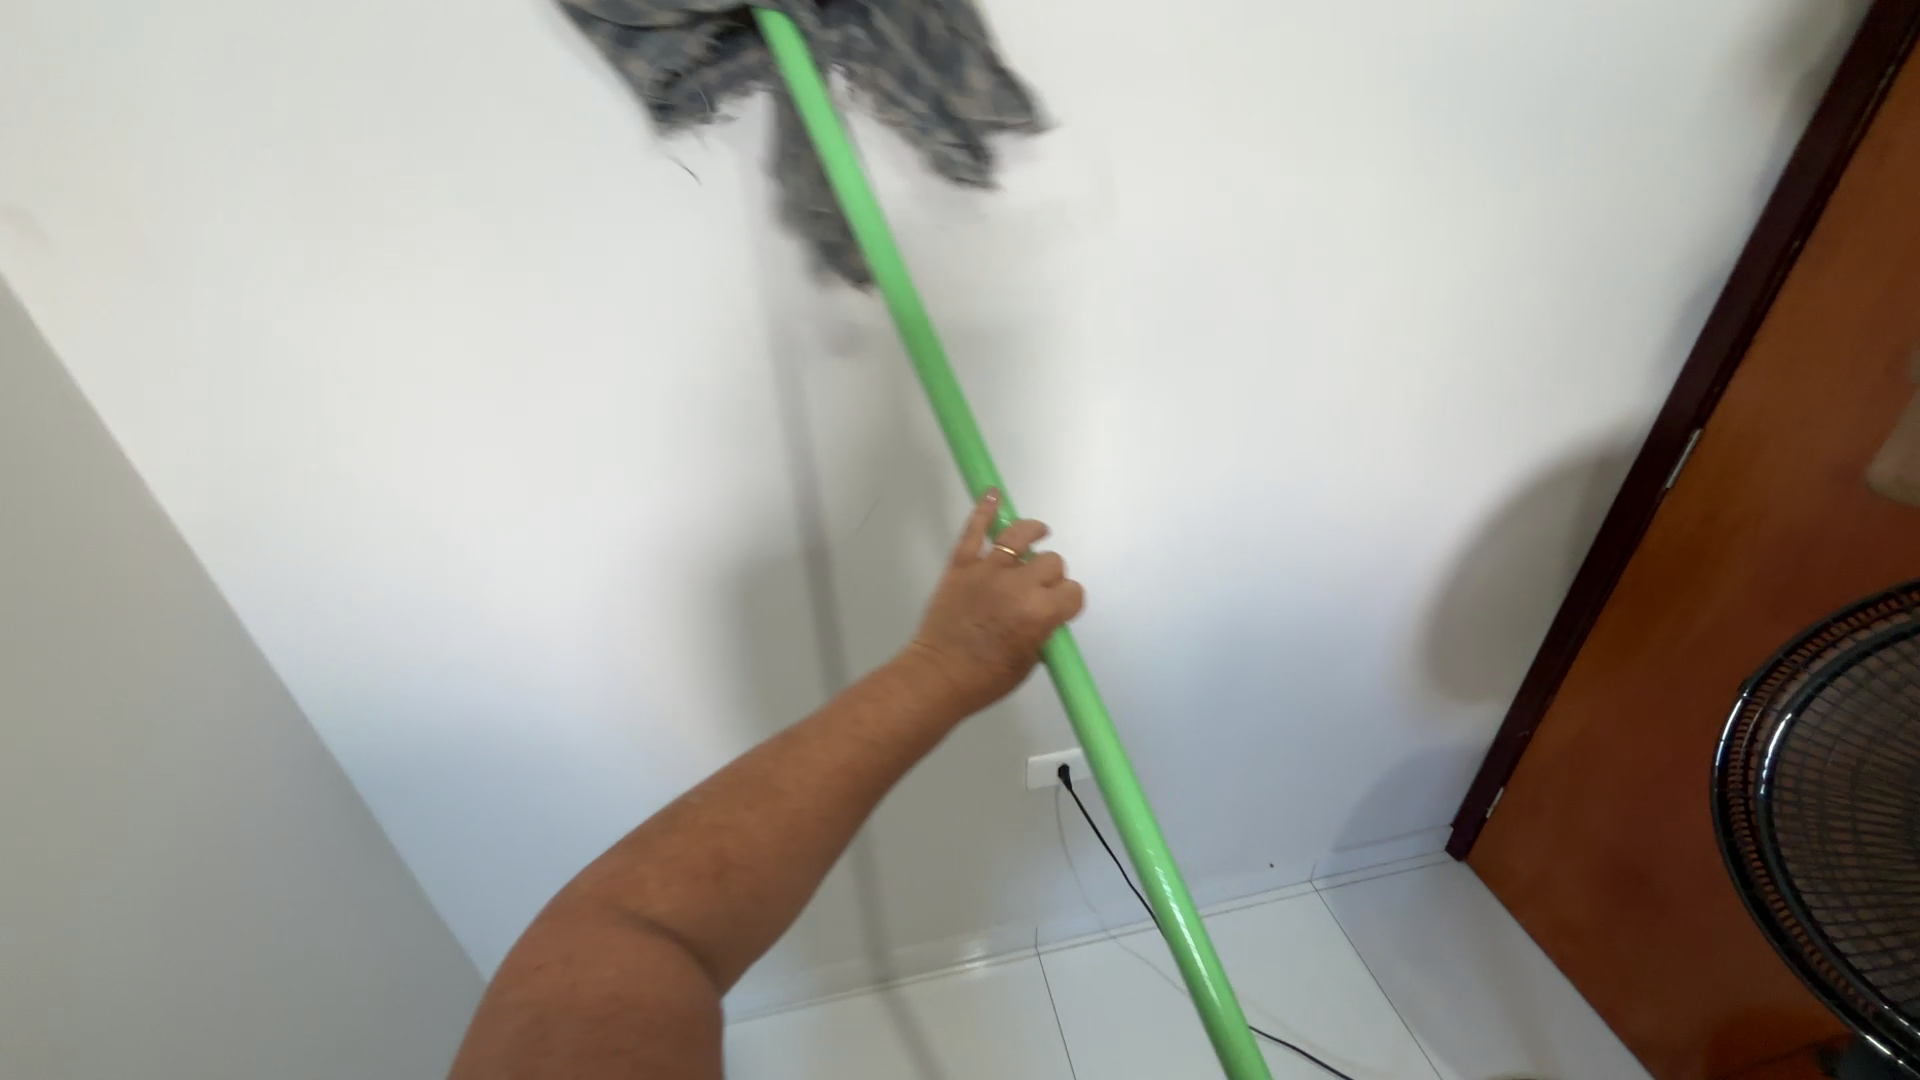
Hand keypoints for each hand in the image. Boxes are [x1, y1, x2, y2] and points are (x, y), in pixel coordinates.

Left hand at [900, 490, 1085, 717]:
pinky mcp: (961, 565)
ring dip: (1033, 532)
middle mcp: (1019, 585)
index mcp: (1041, 612)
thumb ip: (1043, 628)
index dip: (1069, 600)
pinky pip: (974, 531)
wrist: (939, 675)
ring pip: (1020, 537)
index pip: (1072, 592)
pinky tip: (993, 495)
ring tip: (1039, 533)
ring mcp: (988, 570)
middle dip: (1051, 575)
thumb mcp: (1031, 660)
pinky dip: (984, 510)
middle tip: (1039, 588)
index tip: (1060, 607)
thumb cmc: (987, 678)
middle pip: (1051, 562)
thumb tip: (1045, 609)